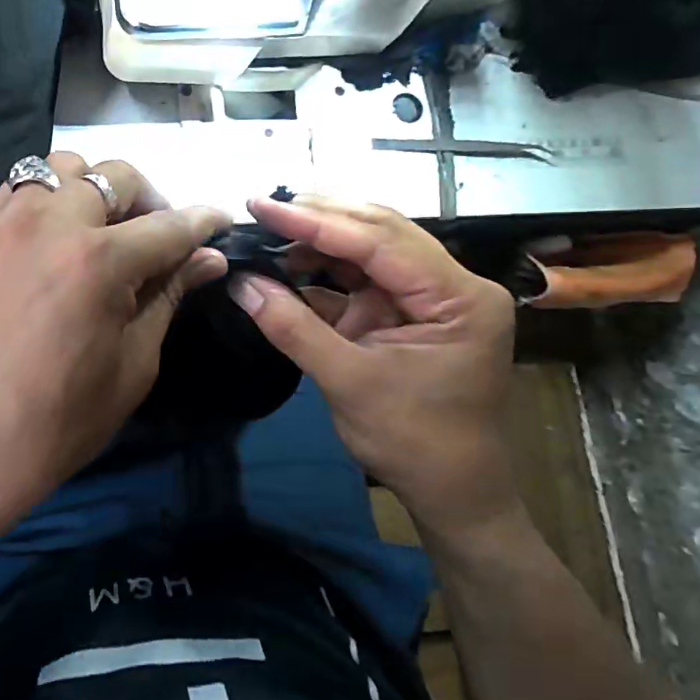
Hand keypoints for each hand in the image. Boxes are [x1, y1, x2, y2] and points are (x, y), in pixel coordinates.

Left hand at [0, 154, 229, 597]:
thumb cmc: (61, 419)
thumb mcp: (134, 362)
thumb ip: (169, 295)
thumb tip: (208, 259)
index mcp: (99, 260)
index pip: (169, 225)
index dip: (203, 222)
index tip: (220, 221)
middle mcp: (51, 223)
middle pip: (116, 177)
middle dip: (150, 200)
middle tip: (158, 239)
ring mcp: (6, 224)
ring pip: (63, 167)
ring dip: (95, 187)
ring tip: (103, 230)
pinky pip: (20, 188)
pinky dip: (50, 196)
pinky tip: (57, 236)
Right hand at [229, 195, 521, 540]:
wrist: (452, 493)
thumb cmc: (414, 443)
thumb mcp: (349, 383)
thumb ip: (294, 328)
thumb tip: (241, 283)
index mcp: (459, 297)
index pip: (380, 241)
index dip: (317, 222)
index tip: (264, 207)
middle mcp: (452, 284)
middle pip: (381, 234)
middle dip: (320, 220)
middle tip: (264, 209)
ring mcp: (431, 296)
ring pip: (371, 250)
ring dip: (320, 242)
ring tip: (271, 232)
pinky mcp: (408, 312)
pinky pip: (364, 280)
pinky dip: (326, 273)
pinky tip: (290, 263)